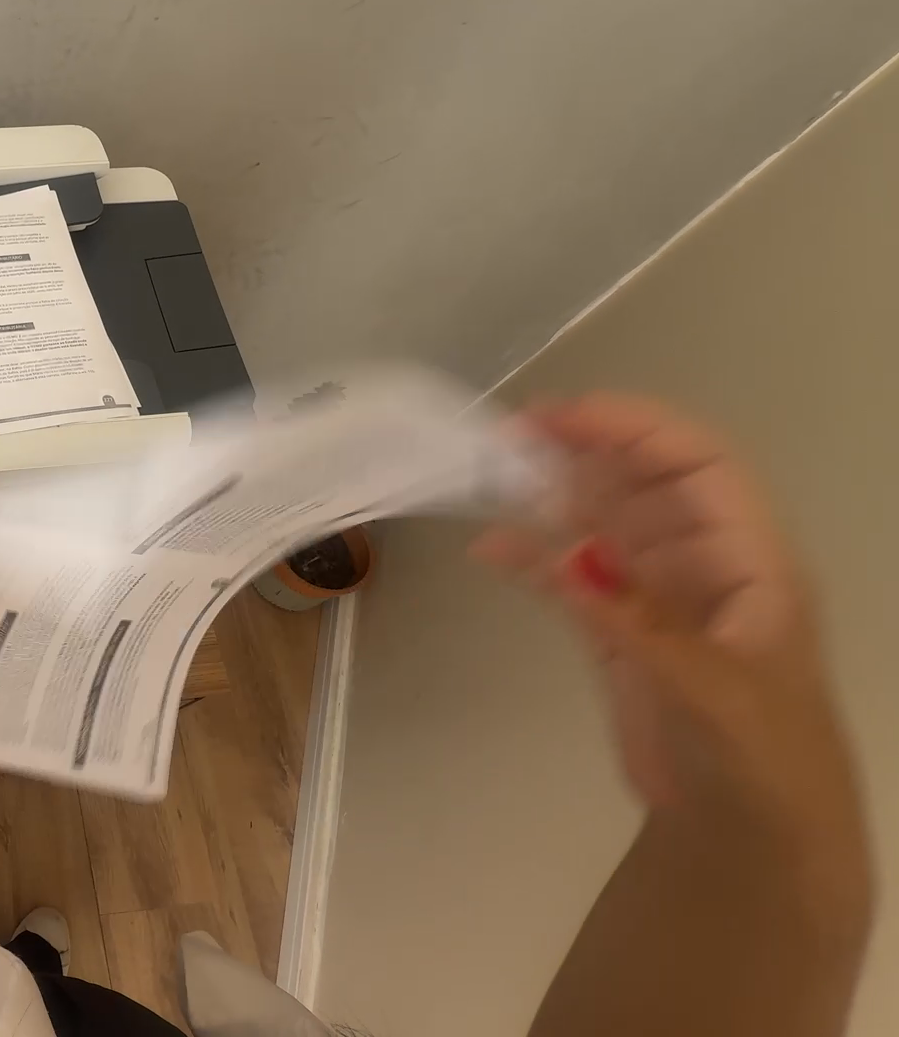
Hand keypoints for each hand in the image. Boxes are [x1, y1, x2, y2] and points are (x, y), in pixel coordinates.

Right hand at [474, 394, 863, 843]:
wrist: (744, 831)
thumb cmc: (757, 757)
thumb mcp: (709, 689)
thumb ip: (636, 621)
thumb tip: (564, 558)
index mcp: (748, 563)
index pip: (697, 468)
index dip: (633, 430)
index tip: (556, 416)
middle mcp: (699, 565)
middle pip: (641, 483)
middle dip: (582, 449)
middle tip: (505, 436)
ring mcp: (650, 596)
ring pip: (599, 522)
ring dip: (550, 494)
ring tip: (492, 475)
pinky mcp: (610, 629)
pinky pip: (565, 575)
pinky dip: (528, 556)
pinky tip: (490, 548)